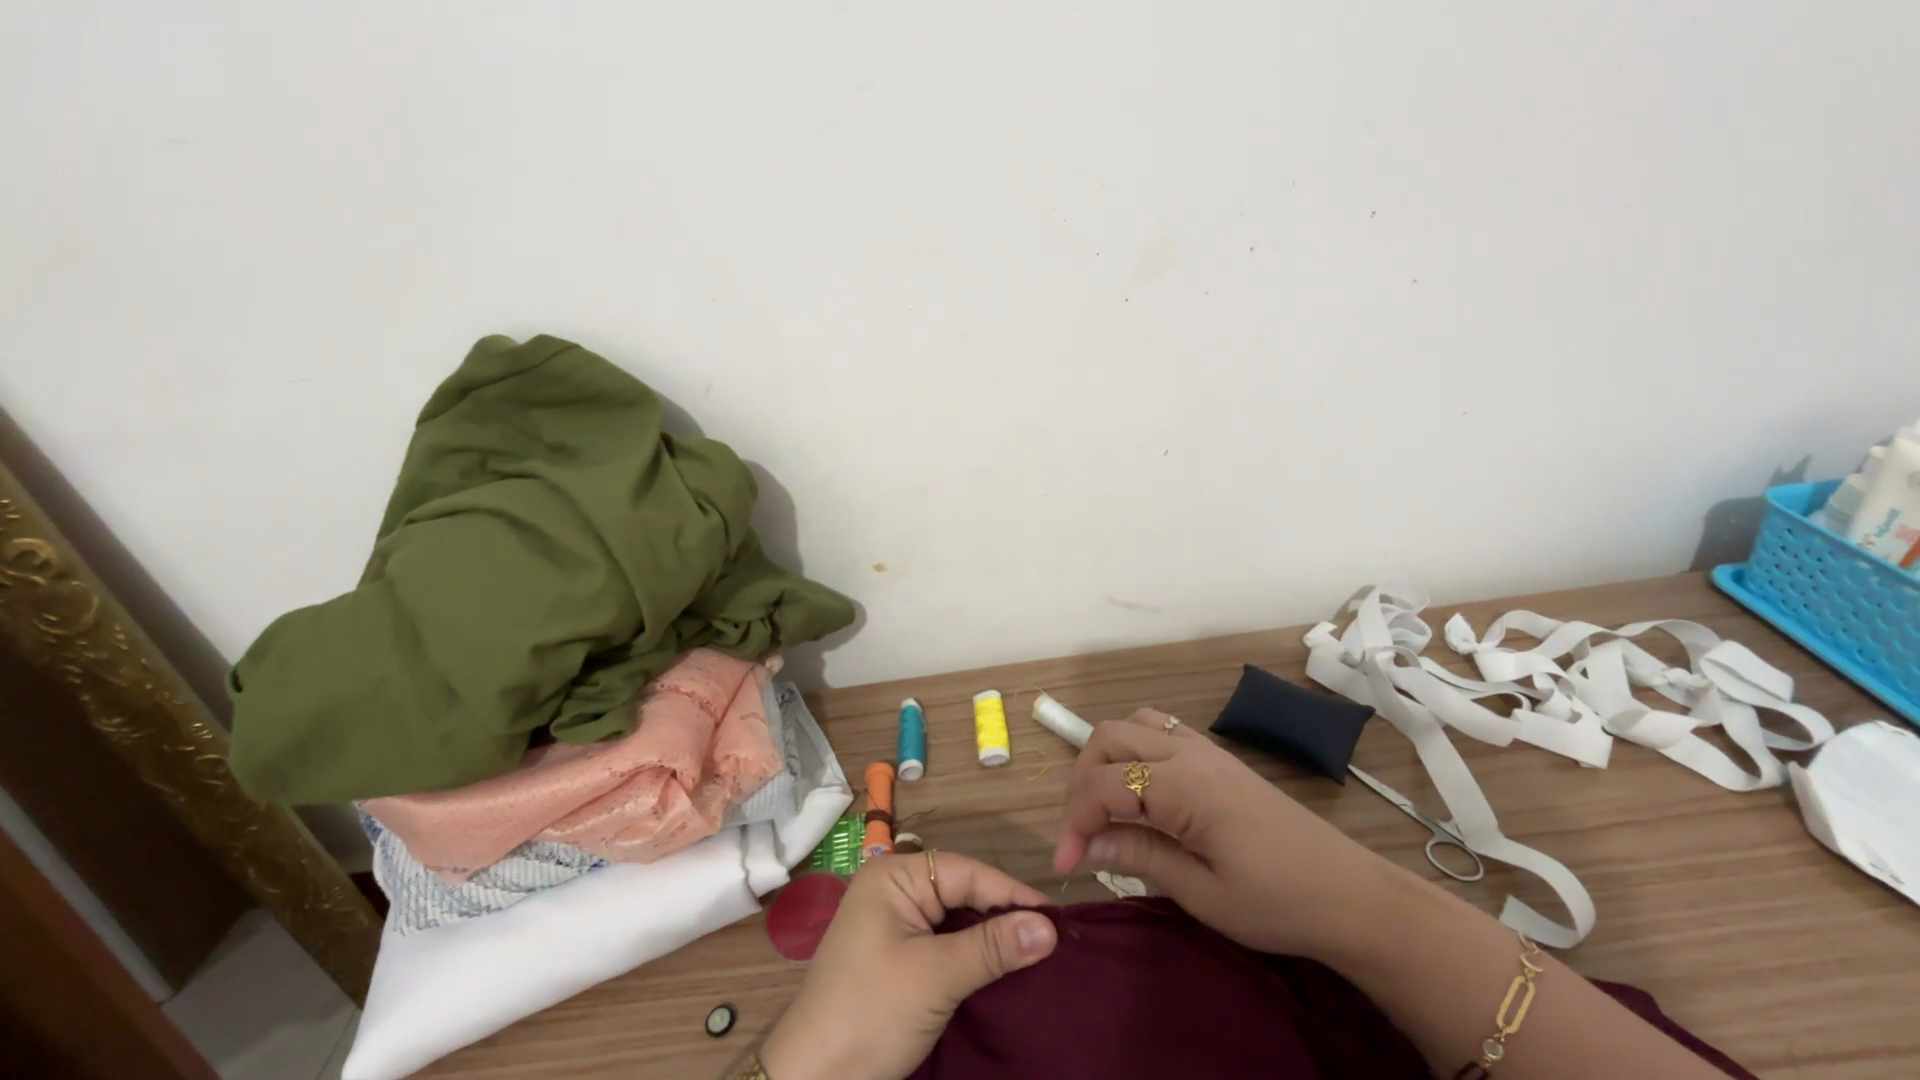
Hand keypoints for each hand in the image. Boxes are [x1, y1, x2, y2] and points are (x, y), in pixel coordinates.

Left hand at [758, 852, 1058, 1079]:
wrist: (813, 1079)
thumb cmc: (870, 1014)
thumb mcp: (936, 977)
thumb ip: (992, 947)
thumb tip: (1050, 926)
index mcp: (893, 878)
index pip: (967, 872)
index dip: (1012, 893)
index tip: (1059, 918)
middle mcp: (893, 890)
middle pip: (964, 891)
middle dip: (1005, 914)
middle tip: (1054, 937)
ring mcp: (895, 925)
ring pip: (958, 919)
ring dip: (993, 937)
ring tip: (1040, 952)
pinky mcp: (899, 957)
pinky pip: (947, 943)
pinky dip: (975, 955)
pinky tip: (1006, 968)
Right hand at [1052, 709, 1398, 958]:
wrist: (1352, 896)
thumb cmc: (1278, 903)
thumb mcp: (1202, 892)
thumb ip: (1139, 856)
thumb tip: (1085, 844)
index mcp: (1185, 785)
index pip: (1103, 784)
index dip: (1073, 821)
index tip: (1066, 865)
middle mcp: (1191, 752)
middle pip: (1109, 737)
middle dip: (1081, 781)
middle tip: (1082, 835)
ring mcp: (1207, 751)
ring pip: (1133, 725)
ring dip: (1106, 760)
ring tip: (1104, 810)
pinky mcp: (1219, 760)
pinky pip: (1160, 733)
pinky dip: (1134, 754)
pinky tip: (1140, 796)